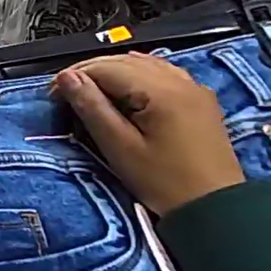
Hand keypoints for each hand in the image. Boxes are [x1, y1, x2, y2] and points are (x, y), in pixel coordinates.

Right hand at [52, 52, 243, 214]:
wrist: (217, 209)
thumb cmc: (166, 184)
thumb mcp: (121, 149)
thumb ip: (93, 109)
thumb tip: (67, 78)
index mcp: (159, 90)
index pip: (107, 67)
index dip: (76, 76)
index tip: (53, 94)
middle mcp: (179, 80)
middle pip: (125, 61)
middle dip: (93, 72)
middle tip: (67, 93)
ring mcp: (193, 87)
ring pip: (145, 64)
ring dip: (115, 72)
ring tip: (92, 92)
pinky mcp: (200, 100)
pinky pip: (164, 74)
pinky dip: (139, 77)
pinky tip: (128, 90)